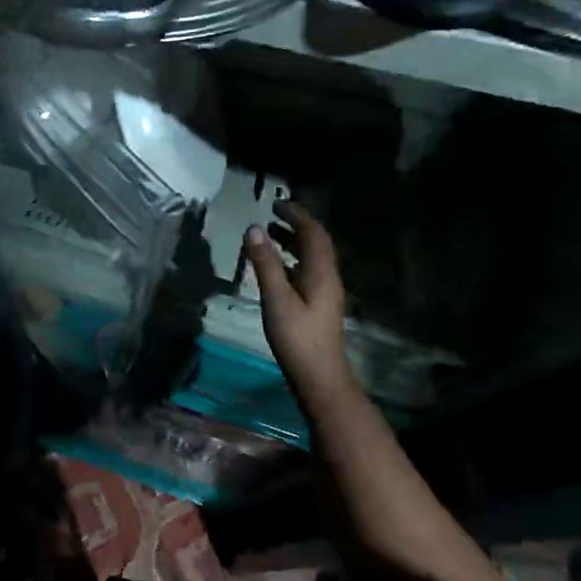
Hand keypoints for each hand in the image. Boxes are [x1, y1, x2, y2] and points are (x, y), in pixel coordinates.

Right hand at [244, 200, 352, 399]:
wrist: (319, 376)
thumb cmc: (297, 337)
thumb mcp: (277, 299)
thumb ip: (265, 264)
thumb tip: (254, 229)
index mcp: (321, 272)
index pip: (313, 233)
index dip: (297, 215)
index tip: (276, 204)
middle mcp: (327, 278)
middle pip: (316, 243)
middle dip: (296, 225)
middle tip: (273, 214)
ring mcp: (324, 293)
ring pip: (311, 258)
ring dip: (294, 242)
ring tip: (271, 234)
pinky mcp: (317, 306)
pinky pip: (306, 271)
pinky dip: (291, 260)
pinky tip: (277, 267)